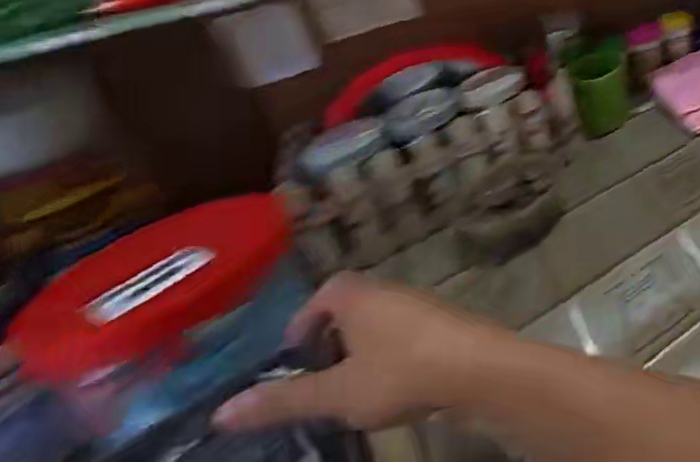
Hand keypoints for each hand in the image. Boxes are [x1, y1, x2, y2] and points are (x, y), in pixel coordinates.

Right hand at [214, 273, 516, 432]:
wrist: (477, 367)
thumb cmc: (401, 371)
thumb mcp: (333, 393)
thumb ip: (282, 400)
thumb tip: (222, 410)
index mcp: (366, 297)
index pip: (330, 288)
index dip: (305, 317)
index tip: (293, 356)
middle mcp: (397, 293)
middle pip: (355, 304)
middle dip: (329, 339)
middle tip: (313, 379)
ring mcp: (425, 307)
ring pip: (380, 322)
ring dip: (358, 351)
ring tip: (343, 390)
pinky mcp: (445, 326)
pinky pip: (404, 334)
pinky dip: (386, 356)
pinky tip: (383, 388)